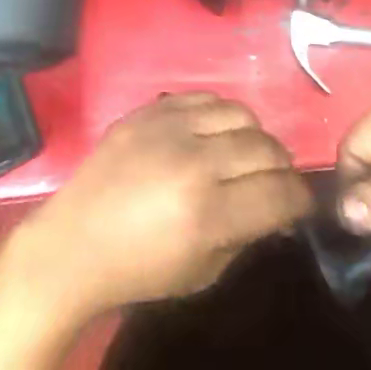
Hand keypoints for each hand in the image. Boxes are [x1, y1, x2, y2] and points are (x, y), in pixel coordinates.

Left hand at [5, 93, 311, 316]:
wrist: (71, 247)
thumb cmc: (138, 269)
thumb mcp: (203, 271)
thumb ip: (248, 234)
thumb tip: (280, 207)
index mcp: (207, 215)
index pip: (279, 193)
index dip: (299, 198)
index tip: (299, 202)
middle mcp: (195, 164)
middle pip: (267, 149)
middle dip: (281, 168)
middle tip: (274, 179)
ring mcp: (171, 130)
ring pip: (243, 115)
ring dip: (254, 137)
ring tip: (244, 153)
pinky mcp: (151, 111)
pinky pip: (208, 98)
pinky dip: (221, 116)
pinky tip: (213, 134)